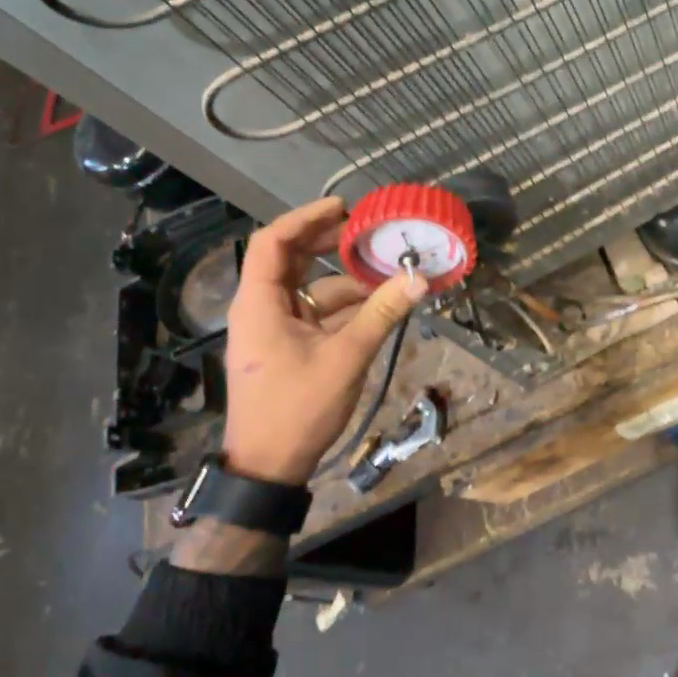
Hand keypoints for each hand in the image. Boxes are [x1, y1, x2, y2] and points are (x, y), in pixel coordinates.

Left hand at [219, 197, 425, 485]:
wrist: (267, 467)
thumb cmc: (297, 408)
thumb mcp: (346, 357)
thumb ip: (382, 314)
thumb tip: (418, 279)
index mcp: (259, 304)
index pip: (272, 242)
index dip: (306, 218)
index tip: (344, 209)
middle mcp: (260, 309)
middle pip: (291, 260)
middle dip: (330, 245)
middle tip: (368, 234)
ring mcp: (272, 329)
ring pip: (308, 288)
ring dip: (345, 280)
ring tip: (387, 274)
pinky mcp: (286, 347)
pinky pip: (315, 313)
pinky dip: (344, 307)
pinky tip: (379, 308)